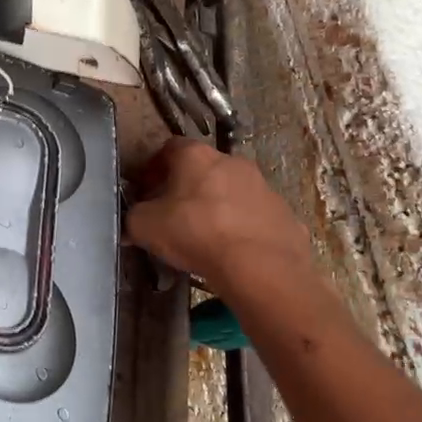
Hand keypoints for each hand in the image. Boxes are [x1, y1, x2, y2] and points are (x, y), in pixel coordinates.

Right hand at [124, 138, 314, 292]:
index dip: (154, 169)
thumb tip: (133, 220)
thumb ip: (133, 216)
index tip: (147, 192)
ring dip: (219, 207)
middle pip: (203, 169)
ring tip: (207, 238)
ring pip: (233, 192)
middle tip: (174, 215)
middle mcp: (233, 162)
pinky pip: (258, 219)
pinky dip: (245, 230)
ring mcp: (266, 189)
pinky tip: (235, 254)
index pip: (168, 148)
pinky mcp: (289, 218)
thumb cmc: (196, 234)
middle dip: (187, 188)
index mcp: (195, 155)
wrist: (263, 272)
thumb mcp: (144, 225)